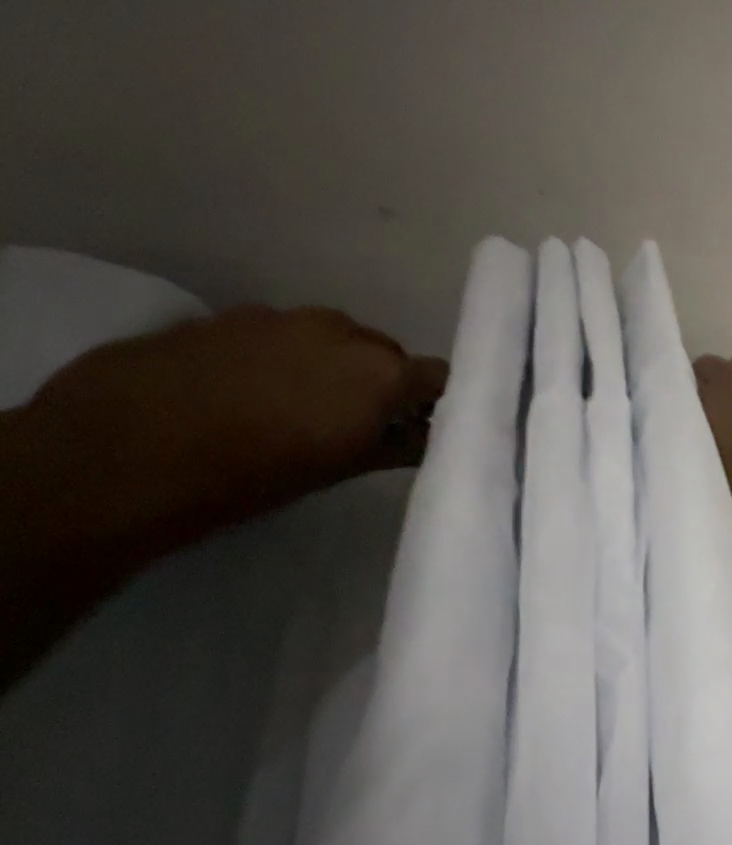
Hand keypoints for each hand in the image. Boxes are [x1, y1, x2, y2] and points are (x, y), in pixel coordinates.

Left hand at [20, 305, 446, 539]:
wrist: (126, 452)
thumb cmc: (255, 472)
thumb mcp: (342, 469)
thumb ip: (395, 444)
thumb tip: (427, 435)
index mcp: (381, 371)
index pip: (437, 376)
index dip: (432, 401)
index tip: (419, 425)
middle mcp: (340, 332)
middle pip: (384, 352)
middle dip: (381, 381)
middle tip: (360, 421)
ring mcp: (278, 318)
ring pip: (329, 338)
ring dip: (330, 365)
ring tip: (300, 405)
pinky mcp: (224, 317)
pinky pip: (277, 335)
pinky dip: (280, 357)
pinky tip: (251, 391)